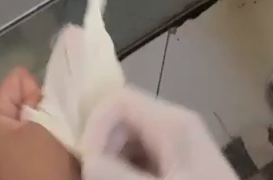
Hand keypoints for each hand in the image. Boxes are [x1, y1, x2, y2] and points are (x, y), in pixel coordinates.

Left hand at [0, 66, 78, 179]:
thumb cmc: (41, 165)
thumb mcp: (41, 123)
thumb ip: (36, 96)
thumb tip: (37, 92)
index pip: (17, 80)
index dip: (35, 91)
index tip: (44, 111)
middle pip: (23, 98)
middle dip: (41, 106)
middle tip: (52, 125)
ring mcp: (5, 150)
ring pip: (32, 117)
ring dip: (47, 122)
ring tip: (57, 135)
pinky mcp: (19, 162)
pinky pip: (34, 135)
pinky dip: (46, 137)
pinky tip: (55, 146)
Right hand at [79, 88, 231, 179]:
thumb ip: (117, 175)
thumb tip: (89, 162)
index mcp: (173, 123)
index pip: (118, 100)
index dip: (94, 127)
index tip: (86, 165)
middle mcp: (177, 128)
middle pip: (124, 120)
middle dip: (103, 149)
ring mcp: (183, 151)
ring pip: (133, 144)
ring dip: (114, 164)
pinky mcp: (186, 172)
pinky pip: (147, 163)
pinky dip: (130, 173)